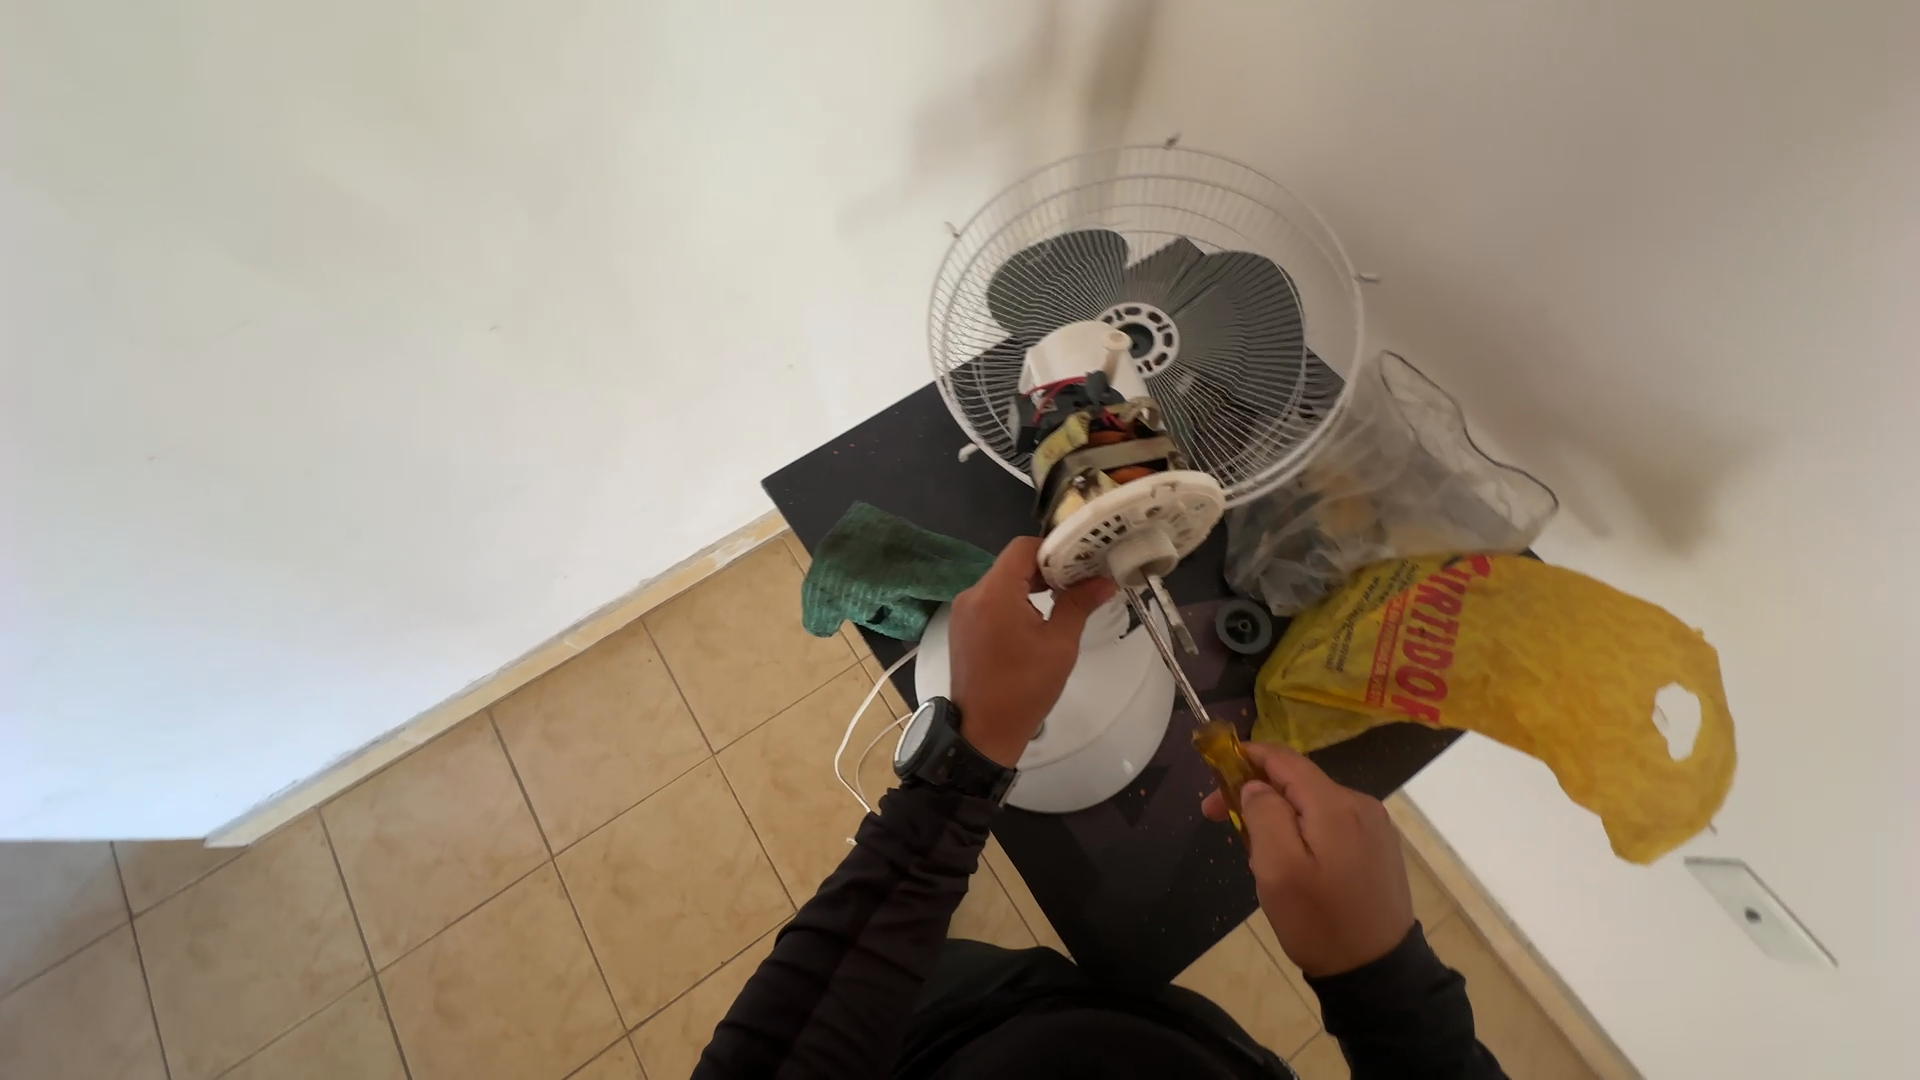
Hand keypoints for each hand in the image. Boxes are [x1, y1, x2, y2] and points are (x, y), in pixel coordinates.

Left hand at [947, 536, 1115, 766]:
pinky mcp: (962, 627)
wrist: (984, 731)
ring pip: (1001, 582)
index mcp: (994, 594)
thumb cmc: (1024, 688)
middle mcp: (973, 595)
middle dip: (1046, 568)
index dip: (1053, 549)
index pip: (1023, 548)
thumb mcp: (1060, 645)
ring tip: (1063, 599)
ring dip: (1031, 585)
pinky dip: (1014, 600)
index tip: (1080, 562)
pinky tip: (1036, 618)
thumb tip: (1104, 581)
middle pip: (1011, 563)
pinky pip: (990, 600)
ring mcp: (963, 611)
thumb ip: (1078, 605)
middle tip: (1080, 580)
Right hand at [1202, 741, 1414, 976]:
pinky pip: (1329, 821)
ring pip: (1311, 801)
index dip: (1244, 757)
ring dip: (1278, 813)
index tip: (1213, 775)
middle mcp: (1360, 804)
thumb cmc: (1319, 920)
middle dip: (1255, 790)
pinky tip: (1291, 859)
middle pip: (1296, 779)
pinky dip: (1302, 828)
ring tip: (1256, 850)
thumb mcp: (1277, 868)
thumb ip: (1263, 813)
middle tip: (1221, 819)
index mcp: (1335, 804)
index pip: (1282, 758)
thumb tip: (1255, 785)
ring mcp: (1374, 826)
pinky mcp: (1377, 847)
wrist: (1379, 977)